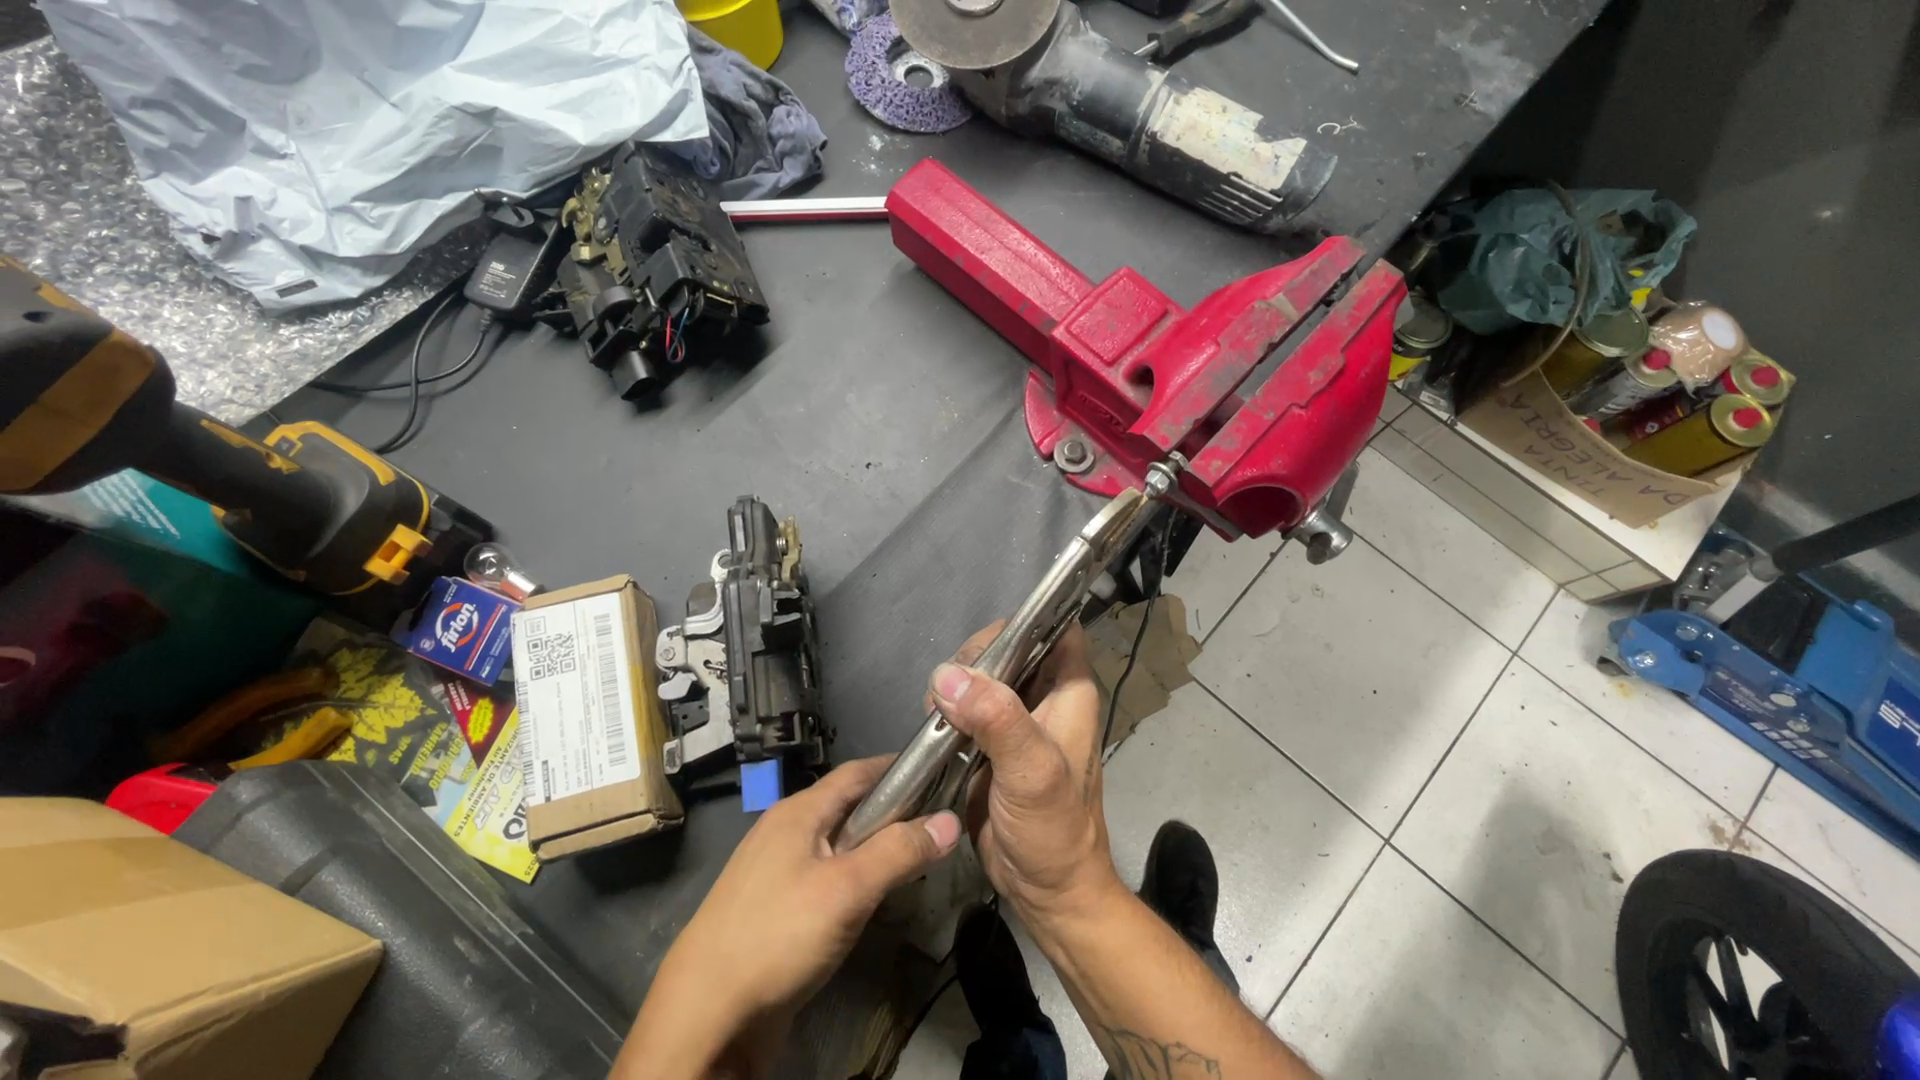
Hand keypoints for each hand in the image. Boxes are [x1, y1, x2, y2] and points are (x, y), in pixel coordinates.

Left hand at [620, 756, 961, 1079]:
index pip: (857, 772)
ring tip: (914, 861)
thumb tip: (951, 819)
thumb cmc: (778, 936)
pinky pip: (824, 878)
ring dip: (874, 847)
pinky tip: (871, 901)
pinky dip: (854, 878)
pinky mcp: (774, 909)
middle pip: (847, 807)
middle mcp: (784, 832)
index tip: (941, 771)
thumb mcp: (848, 889)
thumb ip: (899, 852)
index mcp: (798, 813)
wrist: (706, 1013)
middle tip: (938, 824)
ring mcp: (775, 872)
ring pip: (836, 845)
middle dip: (893, 810)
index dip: (898, 767)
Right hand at [930, 622, 1124, 926]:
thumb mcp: (1032, 772)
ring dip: (954, 688)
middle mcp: (1046, 699)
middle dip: (973, 661)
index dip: (1020, 624)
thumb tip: (947, 676)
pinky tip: (933, 730)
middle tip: (947, 691)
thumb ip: (997, 720)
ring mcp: (1016, 723)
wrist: (1047, 891)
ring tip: (936, 715)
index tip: (980, 649)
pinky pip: (965, 712)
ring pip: (982, 679)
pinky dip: (946, 714)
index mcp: (1070, 692)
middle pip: (1008, 650)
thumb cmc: (1054, 831)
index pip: (1052, 628)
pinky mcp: (990, 746)